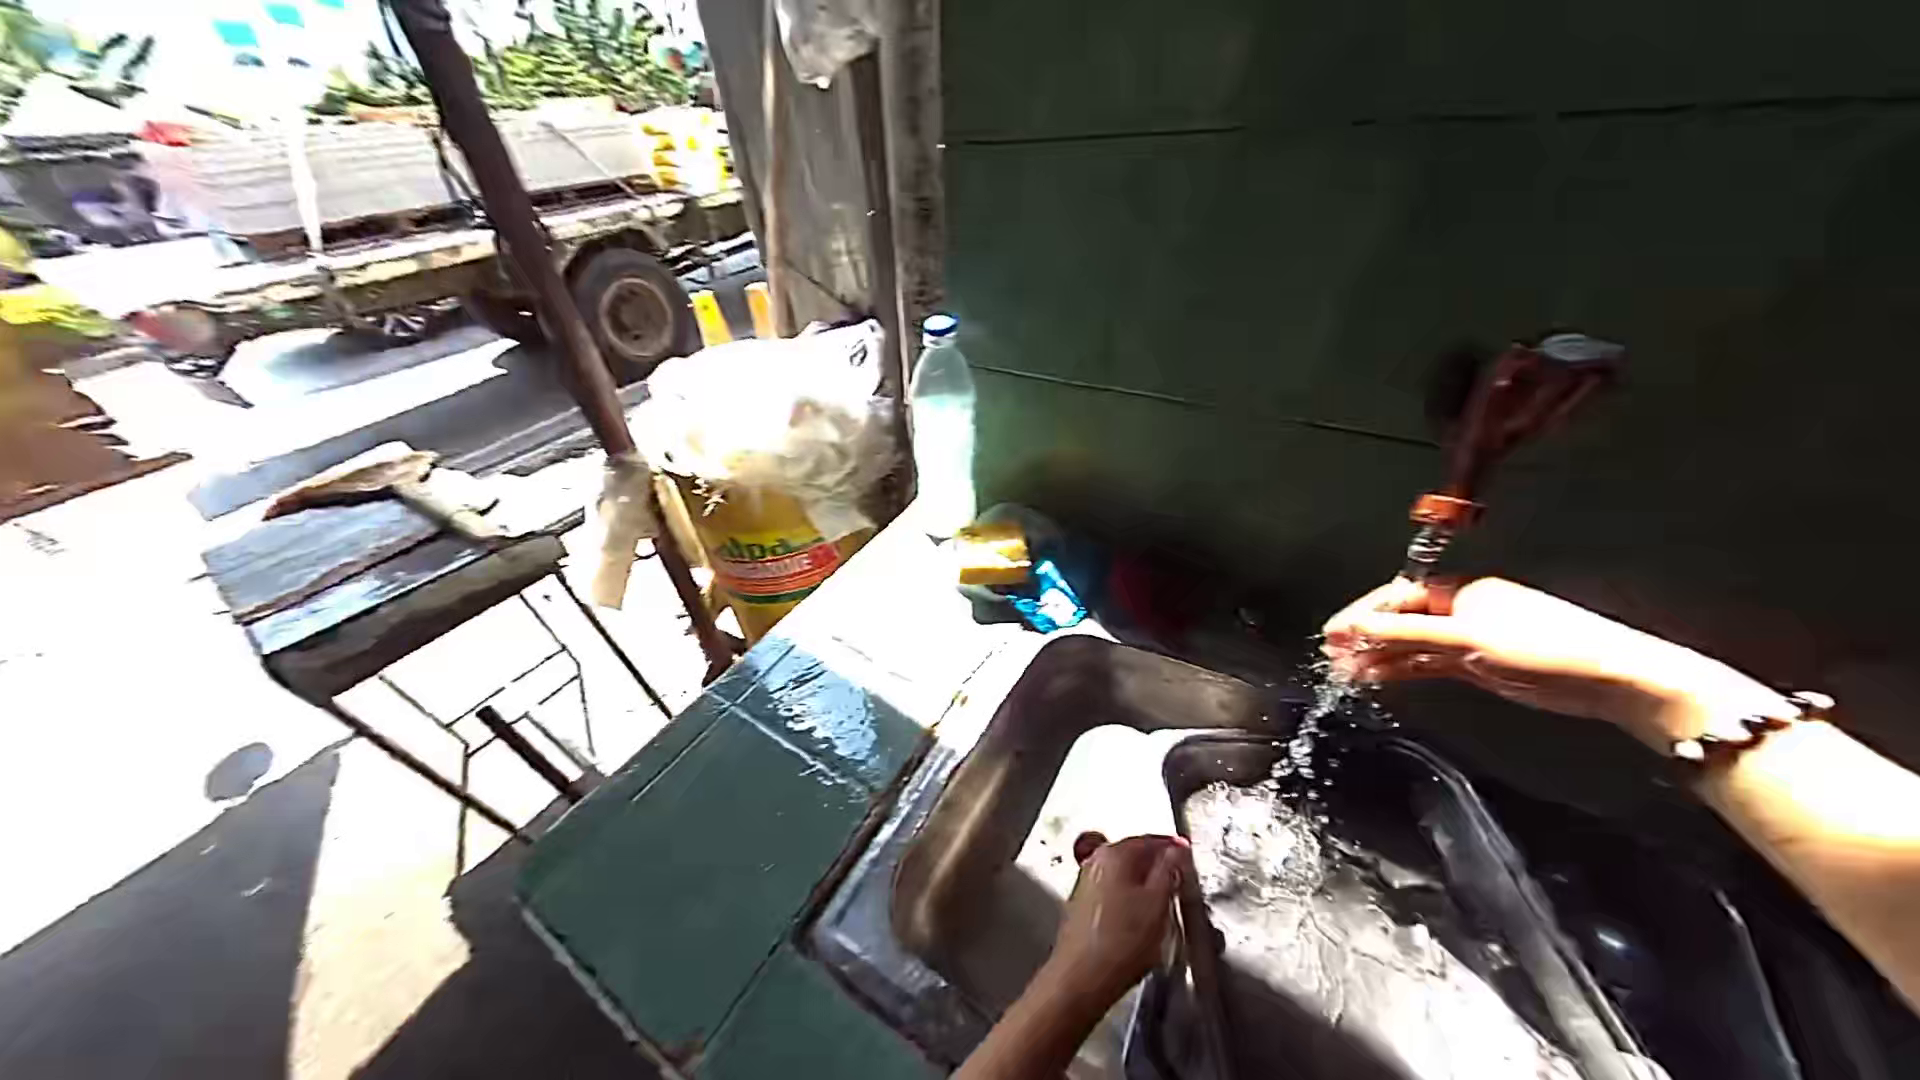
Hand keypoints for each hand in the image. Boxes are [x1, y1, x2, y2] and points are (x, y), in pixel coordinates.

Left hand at [1042, 832, 1186, 1005]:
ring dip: (1144, 882)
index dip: (1171, 846)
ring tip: (1164, 900)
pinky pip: (1114, 890)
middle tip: (1180, 876)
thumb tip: (1176, 850)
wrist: (1081, 977)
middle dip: (1158, 864)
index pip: (1149, 840)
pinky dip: (1131, 896)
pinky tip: (1141, 917)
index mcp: (1114, 854)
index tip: (1186, 850)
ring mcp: (1087, 881)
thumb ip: (1168, 871)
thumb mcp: (1157, 904)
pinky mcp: (1083, 903)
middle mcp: (1096, 861)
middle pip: (1134, 853)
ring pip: (1124, 873)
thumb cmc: (1120, 942)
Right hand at [1321, 576, 1790, 751]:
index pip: (1396, 598)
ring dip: (1378, 656)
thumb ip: (1407, 632)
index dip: (1362, 615)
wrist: (1617, 684)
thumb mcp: (1468, 638)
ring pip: (1410, 645)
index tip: (1333, 632)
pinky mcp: (1476, 664)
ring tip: (1345, 670)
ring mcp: (1467, 639)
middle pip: (1399, 621)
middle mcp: (1460, 611)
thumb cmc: (1549, 648)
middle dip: (1365, 636)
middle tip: (1331, 654)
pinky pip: (1425, 663)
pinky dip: (1400, 669)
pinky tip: (1376, 676)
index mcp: (1459, 591)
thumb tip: (1357, 627)